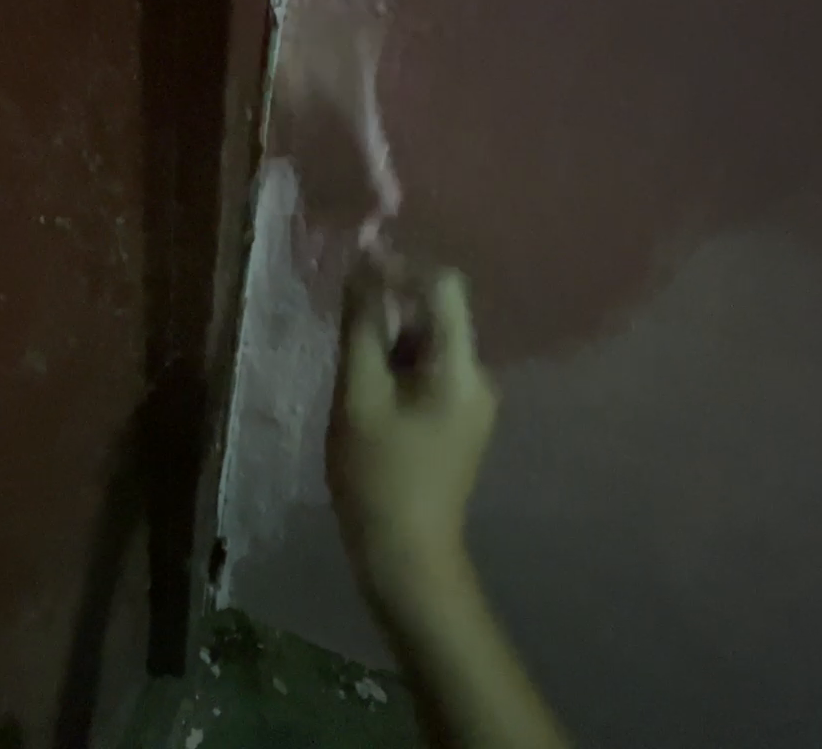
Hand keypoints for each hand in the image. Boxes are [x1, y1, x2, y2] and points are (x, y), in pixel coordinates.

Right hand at [329, 265, 495, 609]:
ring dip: (386, 343)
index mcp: (460, 367)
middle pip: (433, 315)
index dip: (399, 268)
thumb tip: (362, 268)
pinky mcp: (459, 418)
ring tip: (353, 382)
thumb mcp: (358, 393)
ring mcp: (471, 399)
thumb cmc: (377, 473)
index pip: (442, 286)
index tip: (355, 273)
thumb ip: (360, 327)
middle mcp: (477, 376)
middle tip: (343, 343)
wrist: (405, 553)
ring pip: (424, 344)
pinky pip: (426, 371)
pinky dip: (394, 368)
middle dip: (386, 313)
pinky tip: (368, 398)